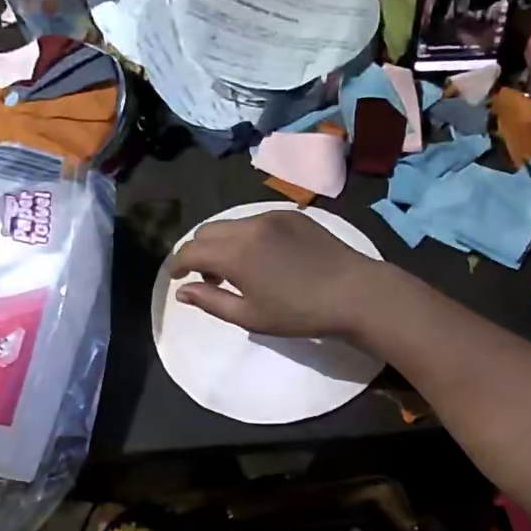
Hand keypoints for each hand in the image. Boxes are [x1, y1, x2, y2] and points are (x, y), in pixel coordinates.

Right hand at [169, 210, 388, 337]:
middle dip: (199, 252)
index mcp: (235, 253)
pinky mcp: (293, 215)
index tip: (176, 277)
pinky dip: (248, 236)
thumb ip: (211, 301)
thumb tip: (183, 291)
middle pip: (208, 231)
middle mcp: (249, 226)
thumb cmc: (300, 312)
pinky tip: (265, 258)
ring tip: (239, 270)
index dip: (177, 264)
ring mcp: (273, 216)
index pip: (191, 251)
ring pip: (232, 224)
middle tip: (211, 278)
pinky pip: (257, 221)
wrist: (353, 292)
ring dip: (224, 243)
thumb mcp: (251, 316)